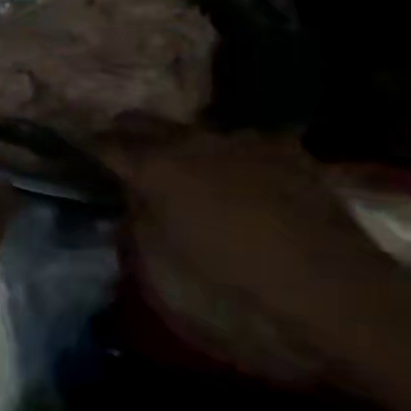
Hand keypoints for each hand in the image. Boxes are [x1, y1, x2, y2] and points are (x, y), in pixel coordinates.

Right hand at [94, 124, 410, 357]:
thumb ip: (141, 216)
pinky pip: (239, 143)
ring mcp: (239, 139)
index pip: (105, 144)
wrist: (334, 289)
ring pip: (191, 130)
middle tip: (121, 154)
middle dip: (125, 133)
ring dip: (178, 145)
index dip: (88, 147)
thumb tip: (132, 194)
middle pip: (141, 121)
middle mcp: (191, 141)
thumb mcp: (167, 259)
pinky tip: (240, 181)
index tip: (77, 151)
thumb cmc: (236, 285)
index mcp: (156, 168)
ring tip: (185, 171)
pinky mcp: (280, 148)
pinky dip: (227, 157)